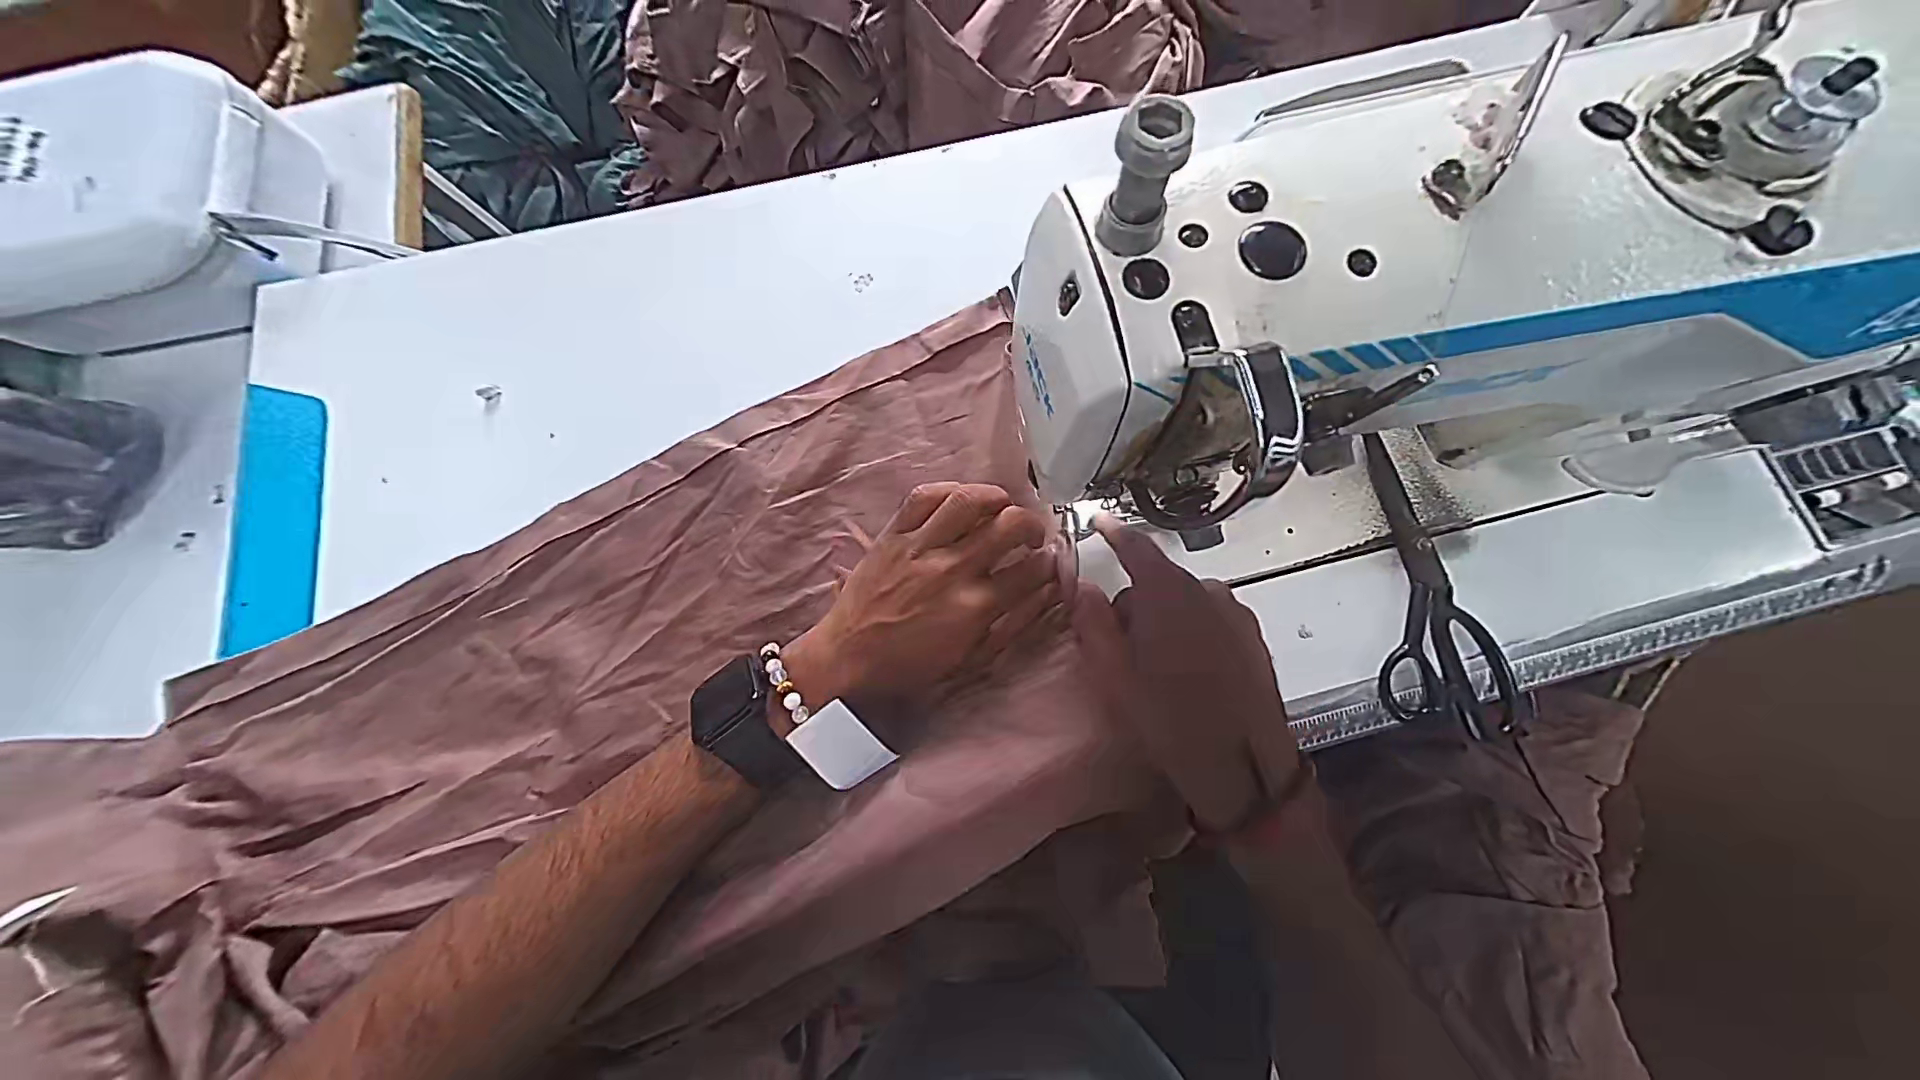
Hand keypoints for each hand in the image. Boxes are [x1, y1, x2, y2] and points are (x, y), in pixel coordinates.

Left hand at [782, 483, 1060, 708]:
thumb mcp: (972, 657)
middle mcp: (951, 570)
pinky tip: (960, 499)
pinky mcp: (892, 535)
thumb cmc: (910, 664)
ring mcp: (920, 548)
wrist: (849, 657)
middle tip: (1030, 534)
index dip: (1050, 562)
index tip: (1048, 560)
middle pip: (1009, 525)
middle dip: (1032, 524)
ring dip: (995, 498)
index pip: (1031, 570)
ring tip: (1001, 507)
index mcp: (975, 606)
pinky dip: (948, 489)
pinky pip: (923, 497)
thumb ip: (1014, 623)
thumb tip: (1047, 592)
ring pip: (968, 501)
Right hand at [1071, 516, 1302, 831]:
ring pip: (1185, 600)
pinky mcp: (1253, 634)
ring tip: (1160, 666)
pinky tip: (1191, 671)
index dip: (1113, 531)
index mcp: (1168, 595)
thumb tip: (1083, 588)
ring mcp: (1235, 612)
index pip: (1136, 547)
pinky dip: (1194, 629)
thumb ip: (1093, 623)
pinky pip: (1211, 616)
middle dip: (1135, 602)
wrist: (1245, 766)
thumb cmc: (1171, 720)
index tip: (1098, 521)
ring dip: (1166, 617)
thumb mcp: (1115, 676)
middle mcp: (1206, 592)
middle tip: (1122, 647)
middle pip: (1158, 580)